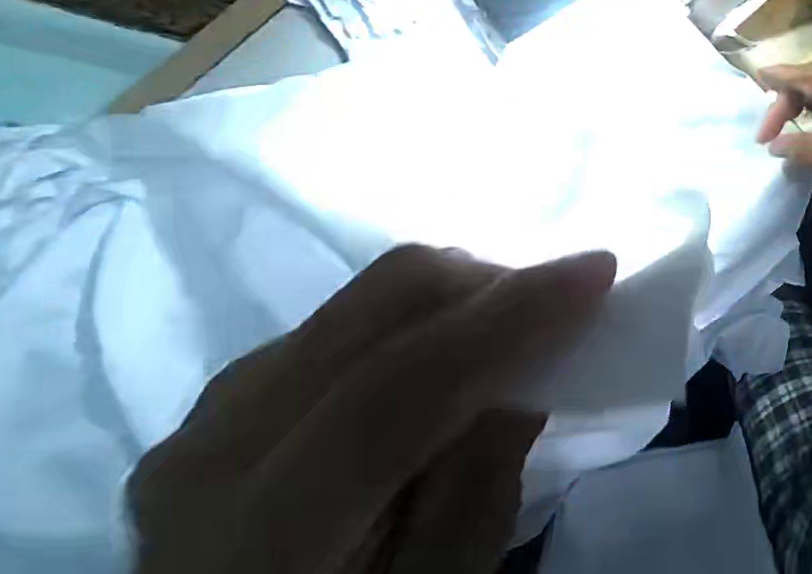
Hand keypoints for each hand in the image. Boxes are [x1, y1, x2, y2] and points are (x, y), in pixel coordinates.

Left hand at [128, 246, 615, 573]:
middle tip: (559, 305)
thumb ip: (481, 488)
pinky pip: (345, 317)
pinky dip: (415, 317)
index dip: (508, 317)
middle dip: (491, 284)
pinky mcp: (229, 389)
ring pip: (365, 295)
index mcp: (259, 538)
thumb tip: (531, 364)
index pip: (399, 388)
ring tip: (505, 335)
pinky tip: (442, 358)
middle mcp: (216, 446)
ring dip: (457, 296)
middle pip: (380, 302)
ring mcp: (212, 407)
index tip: (599, 272)